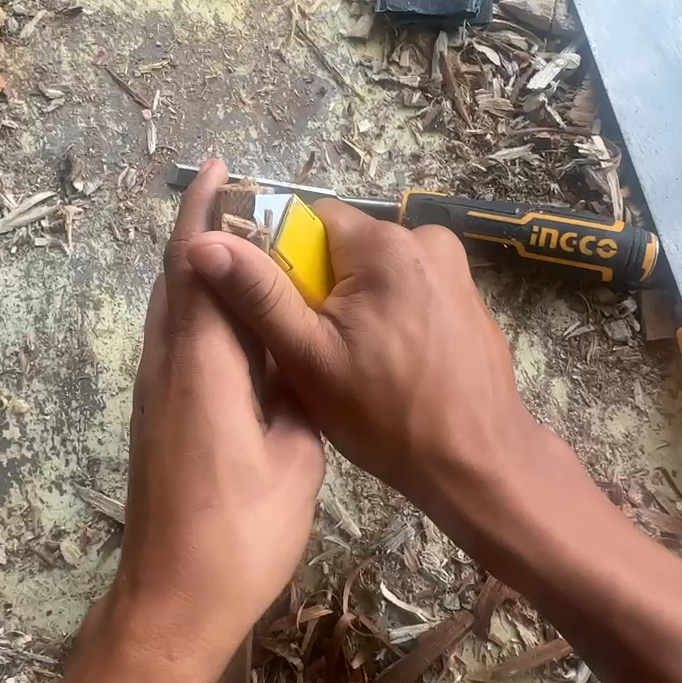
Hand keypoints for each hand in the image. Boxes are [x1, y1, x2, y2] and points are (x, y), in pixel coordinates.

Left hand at [112, 160, 325, 656]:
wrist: (173, 599)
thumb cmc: (242, 536)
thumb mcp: (294, 461)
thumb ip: (295, 399)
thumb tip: (296, 362)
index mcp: (204, 368)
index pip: (200, 269)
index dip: (207, 214)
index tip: (221, 169)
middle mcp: (167, 365)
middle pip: (174, 276)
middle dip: (199, 226)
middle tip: (238, 192)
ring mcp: (154, 389)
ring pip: (169, 305)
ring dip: (195, 264)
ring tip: (239, 237)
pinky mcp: (154, 411)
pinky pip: (174, 337)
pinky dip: (196, 304)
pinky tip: (231, 312)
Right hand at [185, 199, 551, 514]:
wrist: (479, 463)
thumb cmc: (387, 416)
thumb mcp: (308, 357)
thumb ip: (257, 294)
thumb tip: (202, 242)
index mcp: (385, 244)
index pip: (309, 220)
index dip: (286, 263)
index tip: (289, 315)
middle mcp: (426, 237)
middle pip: (343, 245)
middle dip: (322, 288)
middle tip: (321, 348)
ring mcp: (454, 265)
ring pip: (373, 268)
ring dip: (354, 302)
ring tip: (357, 360)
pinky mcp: (467, 292)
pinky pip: (406, 285)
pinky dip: (388, 312)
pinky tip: (391, 360)